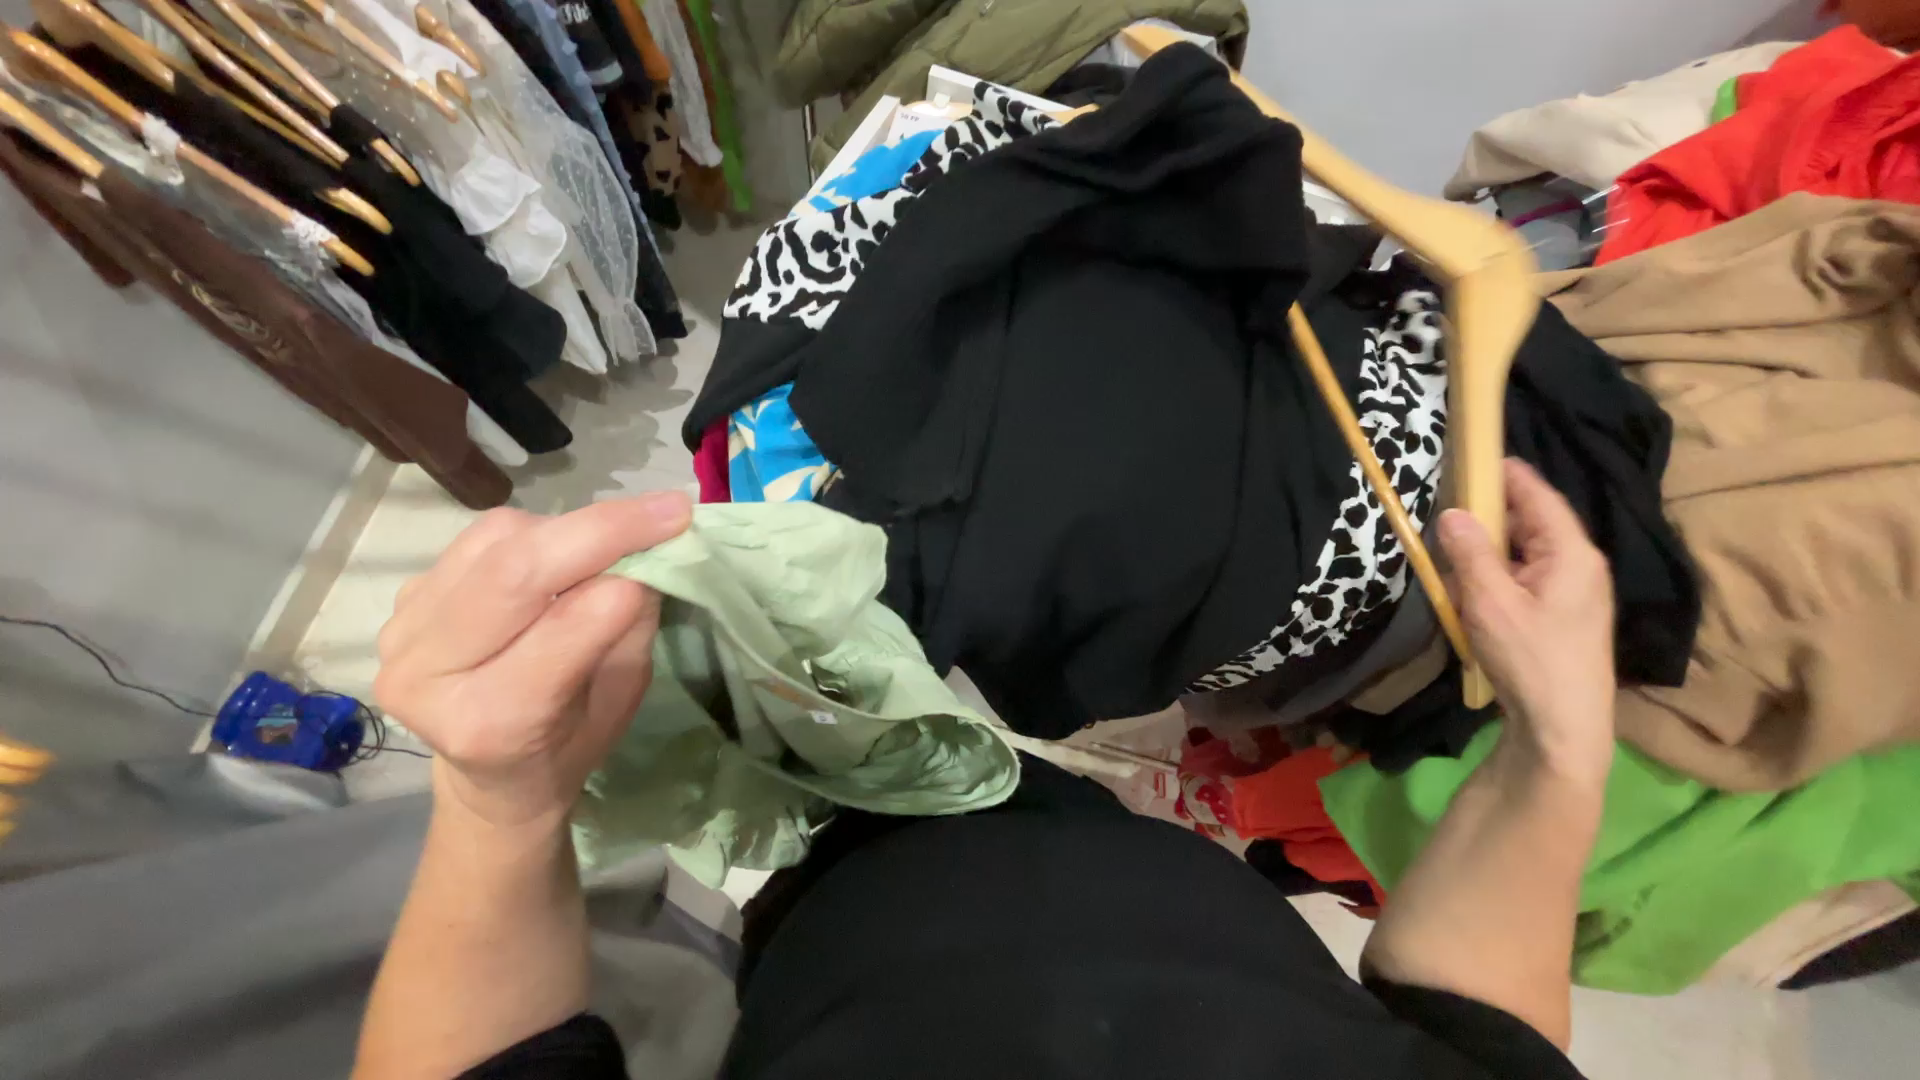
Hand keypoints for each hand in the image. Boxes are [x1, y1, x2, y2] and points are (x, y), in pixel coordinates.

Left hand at [373, 493, 691, 829]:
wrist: (494, 771)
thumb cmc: (574, 740)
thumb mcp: (621, 695)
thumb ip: (629, 626)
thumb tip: (646, 553)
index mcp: (491, 722)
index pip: (560, 631)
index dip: (622, 581)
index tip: (679, 538)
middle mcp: (426, 676)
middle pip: (513, 572)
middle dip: (602, 529)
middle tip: (670, 507)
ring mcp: (404, 632)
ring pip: (497, 540)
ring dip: (569, 529)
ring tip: (613, 541)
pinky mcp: (405, 600)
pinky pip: (478, 539)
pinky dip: (537, 532)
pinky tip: (563, 552)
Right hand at [1437, 459, 1615, 782]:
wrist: (1564, 724)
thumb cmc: (1532, 658)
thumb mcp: (1491, 603)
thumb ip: (1471, 554)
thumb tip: (1453, 512)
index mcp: (1571, 554)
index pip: (1539, 496)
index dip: (1506, 473)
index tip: (1472, 454)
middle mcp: (1578, 565)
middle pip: (1532, 522)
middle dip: (1491, 509)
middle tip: (1447, 498)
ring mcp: (1571, 591)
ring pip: (1524, 550)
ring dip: (1489, 543)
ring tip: (1451, 538)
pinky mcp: (1557, 613)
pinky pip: (1522, 575)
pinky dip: (1495, 569)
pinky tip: (1468, 581)